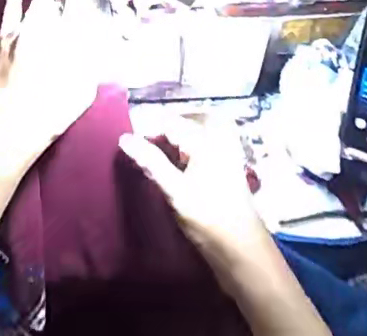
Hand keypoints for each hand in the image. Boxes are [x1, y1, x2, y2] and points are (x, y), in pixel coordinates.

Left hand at [0, 0, 104, 170]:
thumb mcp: (85, 85)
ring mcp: (22, 30)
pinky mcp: (4, 37)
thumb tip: (94, 38)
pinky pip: (11, 9)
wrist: (12, 123)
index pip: (78, 3)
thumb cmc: (54, 110)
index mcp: (68, 38)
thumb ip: (91, 58)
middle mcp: (46, 28)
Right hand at [119, 120, 270, 264]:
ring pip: (193, 126)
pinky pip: (205, 135)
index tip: (128, 144)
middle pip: (182, 120)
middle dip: (163, 131)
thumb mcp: (175, 190)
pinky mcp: (231, 153)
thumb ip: (150, 161)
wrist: (242, 245)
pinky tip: (181, 160)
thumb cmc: (208, 217)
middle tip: (143, 149)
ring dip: (176, 136)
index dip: (146, 131)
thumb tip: (124, 138)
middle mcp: (219, 130)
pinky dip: (190, 142)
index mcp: (207, 133)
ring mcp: (228, 141)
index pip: (168, 121)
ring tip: (160, 154)